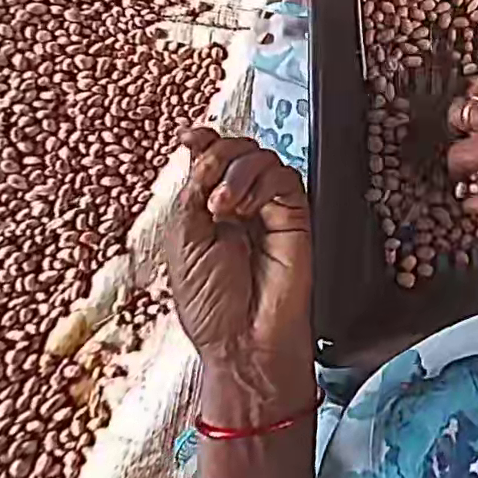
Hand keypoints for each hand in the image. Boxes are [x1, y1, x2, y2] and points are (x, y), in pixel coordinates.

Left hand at [162, 129, 312, 401]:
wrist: (244, 340)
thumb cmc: (211, 304)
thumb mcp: (183, 241)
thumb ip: (192, 190)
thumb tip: (199, 149)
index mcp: (210, 207)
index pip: (212, 159)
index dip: (204, 141)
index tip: (190, 137)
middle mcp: (241, 201)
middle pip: (238, 149)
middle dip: (220, 155)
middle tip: (207, 184)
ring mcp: (269, 206)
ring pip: (261, 156)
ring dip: (237, 172)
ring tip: (224, 206)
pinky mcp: (295, 212)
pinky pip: (284, 176)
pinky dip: (262, 183)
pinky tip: (247, 208)